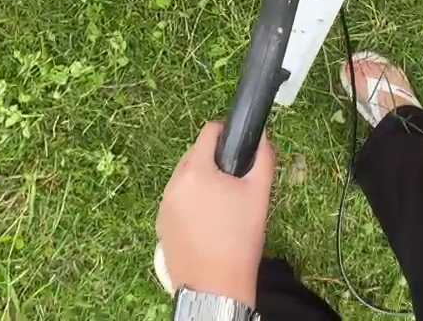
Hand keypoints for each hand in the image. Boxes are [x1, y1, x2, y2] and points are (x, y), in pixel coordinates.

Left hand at [156, 122, 273, 305]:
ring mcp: (163, 207)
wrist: (217, 290)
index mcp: (195, 170)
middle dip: (214, 162)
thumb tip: (260, 135)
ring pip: (185, 179)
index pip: (209, 132)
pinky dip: (190, 204)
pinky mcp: (160, 226)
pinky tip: (207, 223)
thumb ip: (262, 157)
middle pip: (195, 155)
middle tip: (234, 183)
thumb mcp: (259, 194)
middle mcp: (173, 184)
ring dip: (202, 183)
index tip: (239, 149)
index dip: (227, 134)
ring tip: (222, 206)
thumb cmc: (240, 240)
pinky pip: (177, 201)